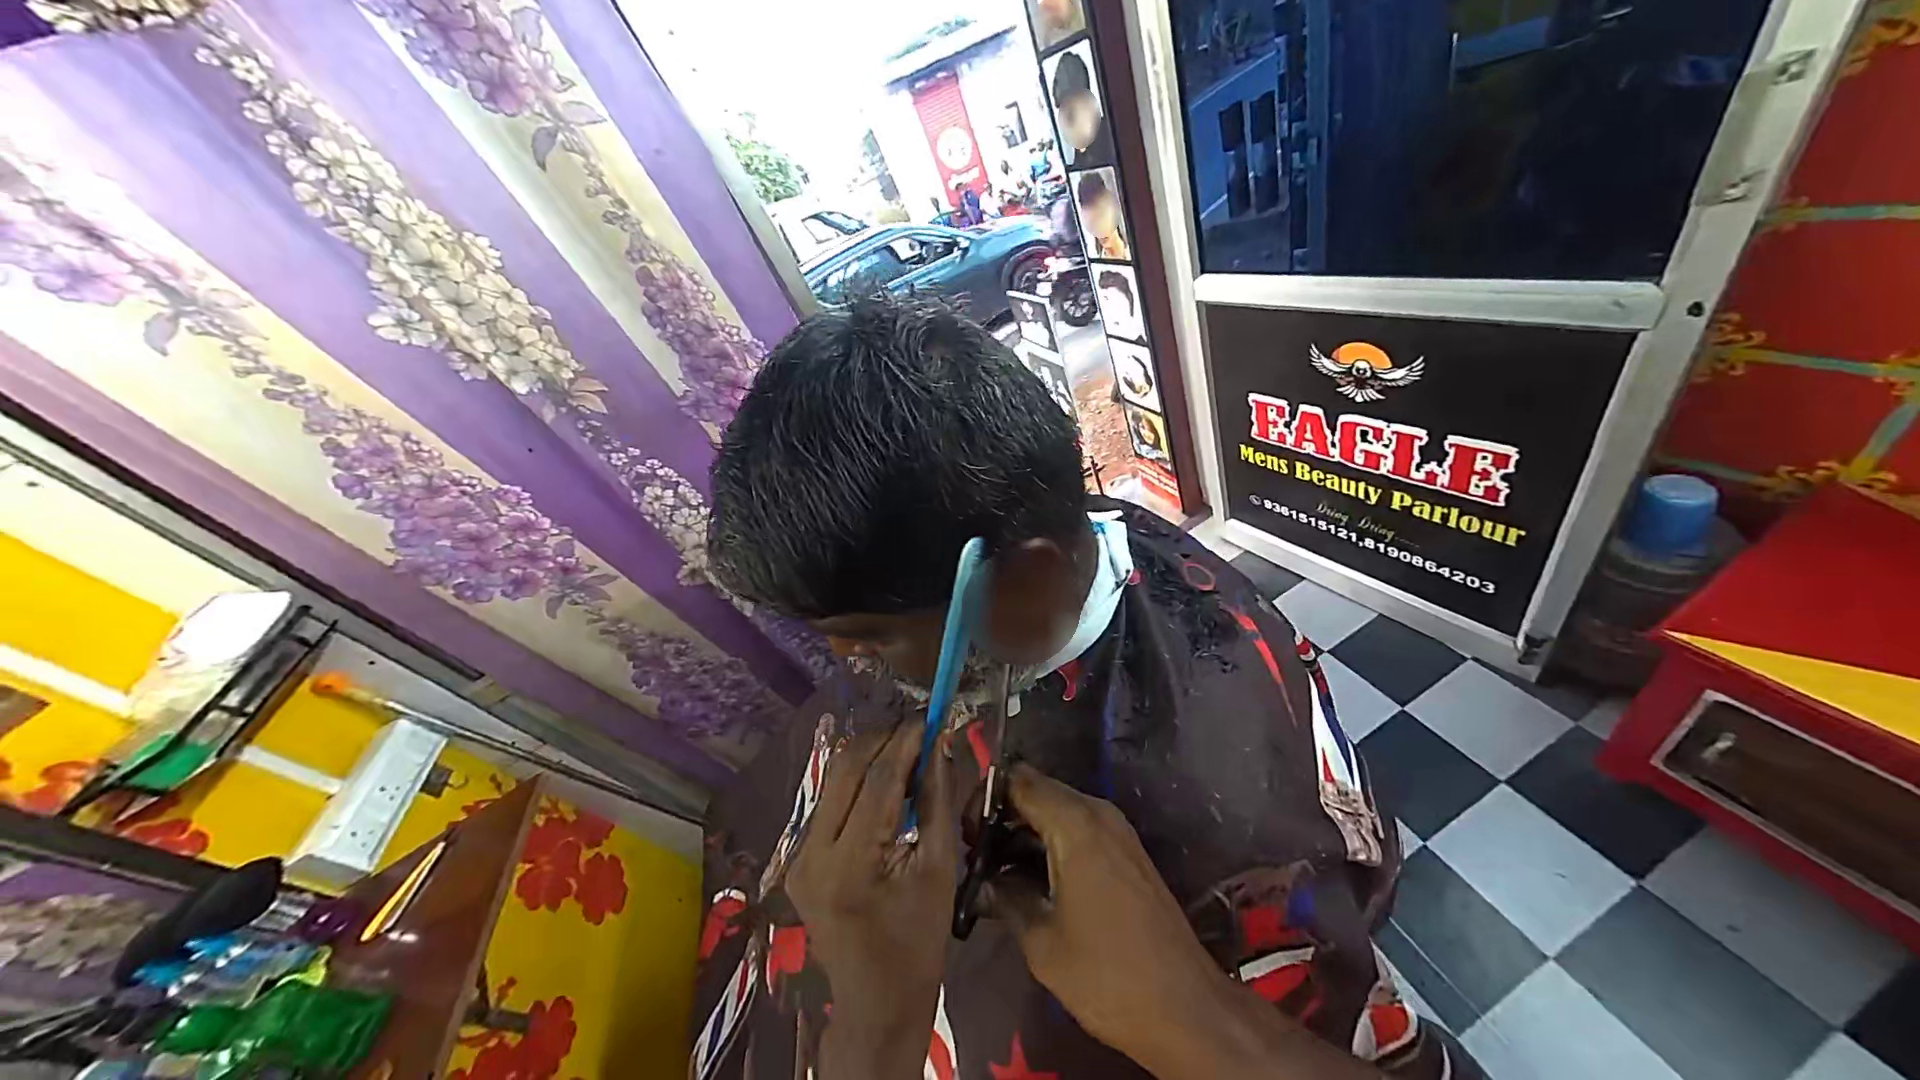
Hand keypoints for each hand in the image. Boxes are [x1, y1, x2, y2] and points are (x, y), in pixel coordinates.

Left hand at [787, 719, 958, 1078]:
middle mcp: (812, 853)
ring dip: (872, 757)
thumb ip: (939, 799)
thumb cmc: (920, 943)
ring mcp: (798, 856)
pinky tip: (888, 782)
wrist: (877, 1002)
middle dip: (885, 739)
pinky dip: (860, 782)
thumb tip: (942, 743)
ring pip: (834, 780)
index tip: (932, 715)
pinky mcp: (799, 858)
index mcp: (851, 864)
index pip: (879, 780)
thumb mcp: (940, 868)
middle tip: (921, 729)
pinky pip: (831, 802)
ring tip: (910, 751)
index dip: (907, 740)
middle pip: (846, 768)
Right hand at [989, 766, 1381, 1079]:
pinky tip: (1031, 878)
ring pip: (1057, 808)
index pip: (1017, 780)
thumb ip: (1007, 898)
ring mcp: (1116, 831)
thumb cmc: (1108, 975)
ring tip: (996, 869)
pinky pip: (1077, 828)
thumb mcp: (1042, 941)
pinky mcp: (1125, 852)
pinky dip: (1049, 841)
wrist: (1186, 1009)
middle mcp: (1098, 813)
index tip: (964, 833)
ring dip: (1025, 829)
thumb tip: (987, 882)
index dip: (983, 798)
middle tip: (975, 853)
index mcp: (1075, 823)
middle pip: (1037, 789)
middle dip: (1002, 813)